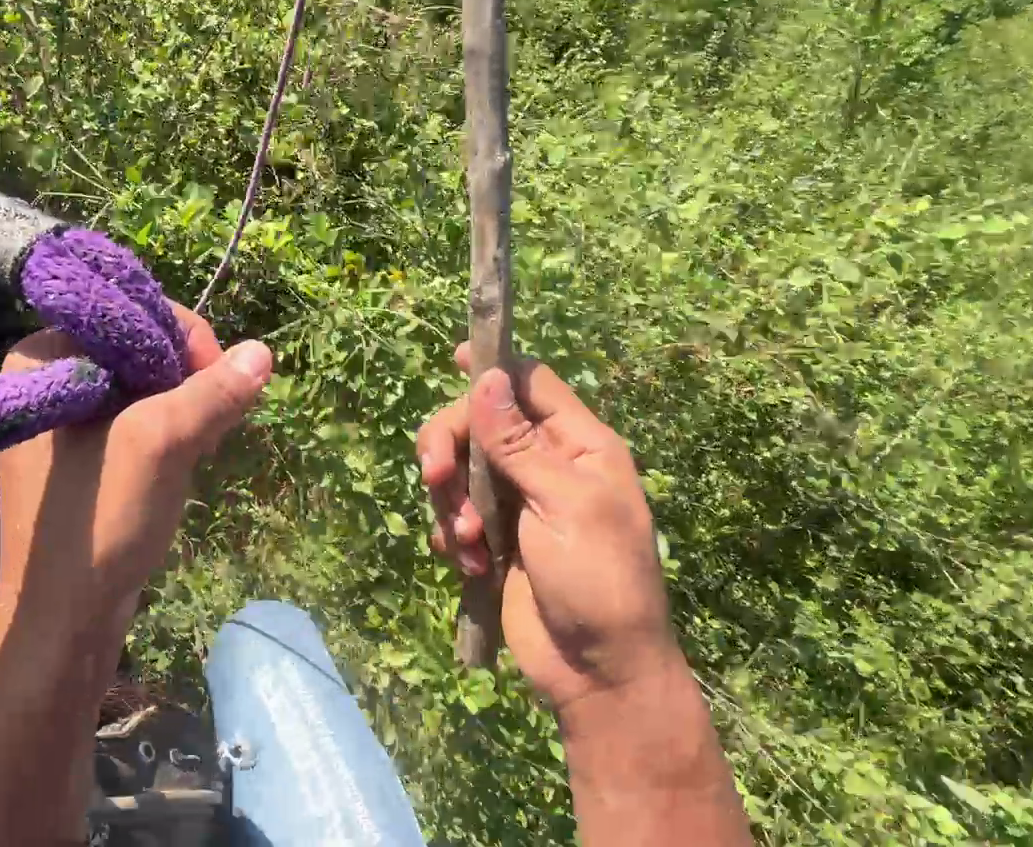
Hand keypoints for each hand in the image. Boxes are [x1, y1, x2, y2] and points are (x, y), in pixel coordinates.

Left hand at [0, 306, 270, 846]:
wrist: (63, 624)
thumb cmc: (98, 524)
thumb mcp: (160, 446)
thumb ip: (212, 393)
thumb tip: (263, 351)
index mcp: (41, 357)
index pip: (127, 313)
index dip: (183, 336)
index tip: (221, 378)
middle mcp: (44, 378)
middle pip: (137, 348)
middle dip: (185, 378)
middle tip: (211, 423)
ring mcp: (62, 417)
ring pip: (142, 385)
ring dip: (182, 407)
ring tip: (199, 446)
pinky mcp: (80, 452)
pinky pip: (134, 417)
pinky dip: (167, 430)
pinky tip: (184, 459)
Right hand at [416, 343, 682, 711]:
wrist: (596, 673)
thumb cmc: (600, 582)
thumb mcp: (563, 504)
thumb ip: (517, 442)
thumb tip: (485, 376)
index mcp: (579, 446)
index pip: (532, 384)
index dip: (494, 368)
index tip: (453, 358)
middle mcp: (544, 464)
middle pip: (478, 423)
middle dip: (449, 447)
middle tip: (432, 476)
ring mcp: (515, 501)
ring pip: (458, 468)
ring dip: (452, 502)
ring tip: (471, 542)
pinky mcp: (493, 536)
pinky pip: (453, 513)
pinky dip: (454, 535)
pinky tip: (472, 564)